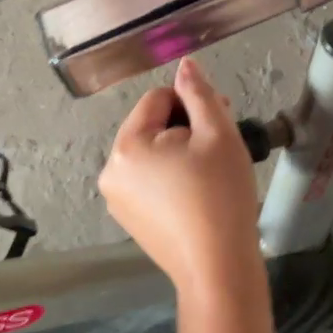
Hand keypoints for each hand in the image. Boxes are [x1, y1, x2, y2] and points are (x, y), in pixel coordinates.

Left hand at [99, 58, 262, 296]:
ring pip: (152, 155)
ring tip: (212, 174)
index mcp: (127, 146)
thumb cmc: (221, 195)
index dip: (192, 105)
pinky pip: (150, 183)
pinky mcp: (130, 221)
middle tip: (222, 147)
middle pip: (152, 127)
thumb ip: (200, 93)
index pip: (158, 100)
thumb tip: (184, 65)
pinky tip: (199, 197)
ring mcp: (117, 200)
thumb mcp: (219, 135)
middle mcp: (111, 171)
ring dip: (180, 154)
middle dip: (186, 129)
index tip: (221, 124)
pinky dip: (172, 180)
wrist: (218, 267)